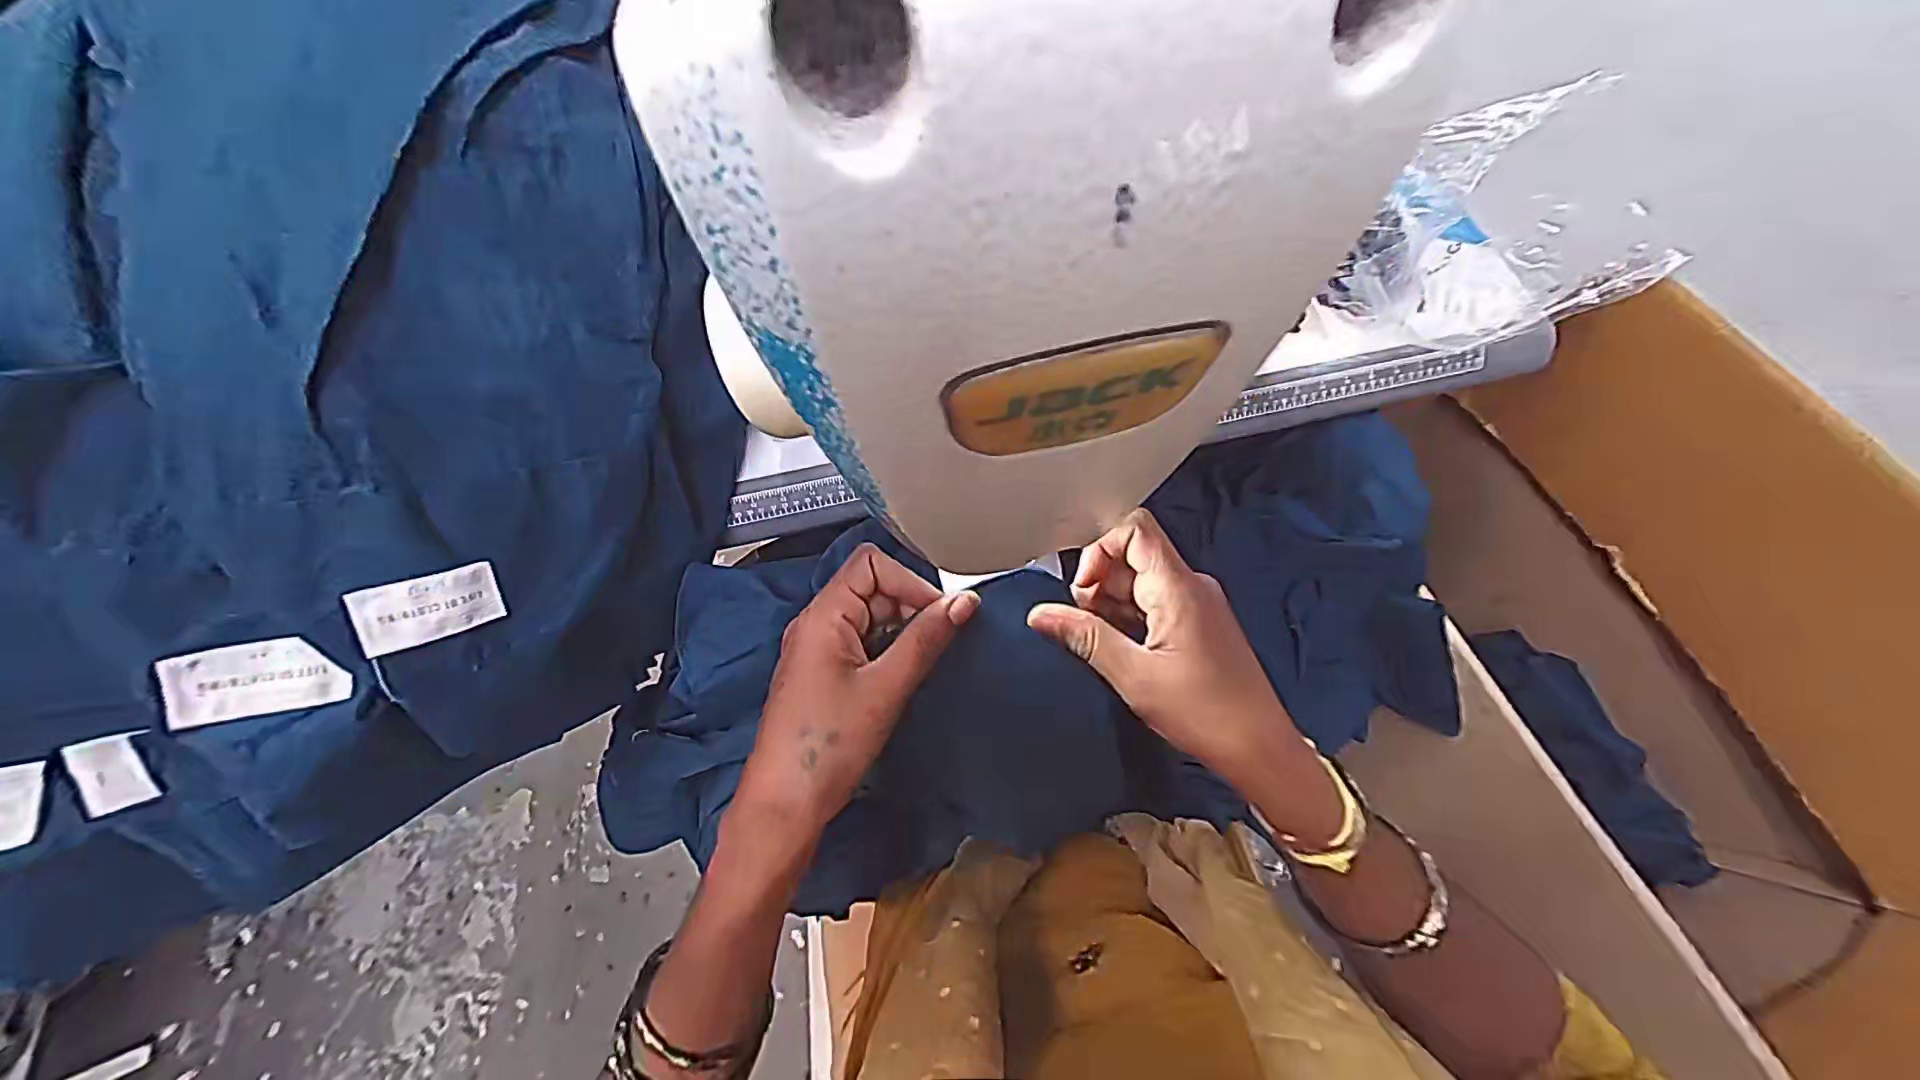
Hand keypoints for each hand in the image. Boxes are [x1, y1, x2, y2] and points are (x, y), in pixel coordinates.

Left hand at [734, 544, 979, 846]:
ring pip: (871, 616)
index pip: (871, 564)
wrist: (786, 802)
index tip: (939, 614)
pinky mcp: (825, 672)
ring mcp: (819, 648)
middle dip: (910, 608)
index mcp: (822, 616)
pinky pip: (863, 642)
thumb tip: (962, 604)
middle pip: (873, 587)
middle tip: (934, 643)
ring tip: (914, 667)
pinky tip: (898, 679)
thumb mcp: (886, 687)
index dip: (910, 582)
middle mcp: (816, 624)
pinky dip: (888, 651)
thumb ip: (926, 639)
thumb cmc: (823, 747)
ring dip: (901, 632)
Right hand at [1027, 509, 1317, 807]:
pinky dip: (1131, 621)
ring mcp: (1197, 604)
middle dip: (1098, 586)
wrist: (1259, 748)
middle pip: (1131, 557)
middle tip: (1090, 628)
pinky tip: (1129, 654)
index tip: (1081, 593)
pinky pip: (1154, 603)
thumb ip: (1085, 637)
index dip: (1098, 553)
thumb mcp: (1134, 675)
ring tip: (1111, 648)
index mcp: (1179, 588)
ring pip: (1139, 582)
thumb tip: (1042, 615)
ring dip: (1112, 607)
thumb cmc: (1209, 714)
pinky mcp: (1198, 623)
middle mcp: (1191, 586)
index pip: (1134, 531)